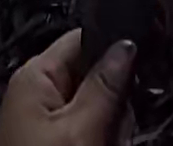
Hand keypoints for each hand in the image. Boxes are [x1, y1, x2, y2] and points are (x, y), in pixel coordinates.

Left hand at [0, 29, 134, 145]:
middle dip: (113, 101)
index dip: (113, 47)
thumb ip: (105, 84)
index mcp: (35, 76)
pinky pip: (88, 134)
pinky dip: (101, 142)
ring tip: (106, 145)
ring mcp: (46, 127)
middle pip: (94, 75)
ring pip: (97, 109)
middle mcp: (38, 95)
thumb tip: (125, 44)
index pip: (83, 38)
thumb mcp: (80, 130)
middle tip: (112, 129)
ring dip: (111, 128)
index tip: (137, 65)